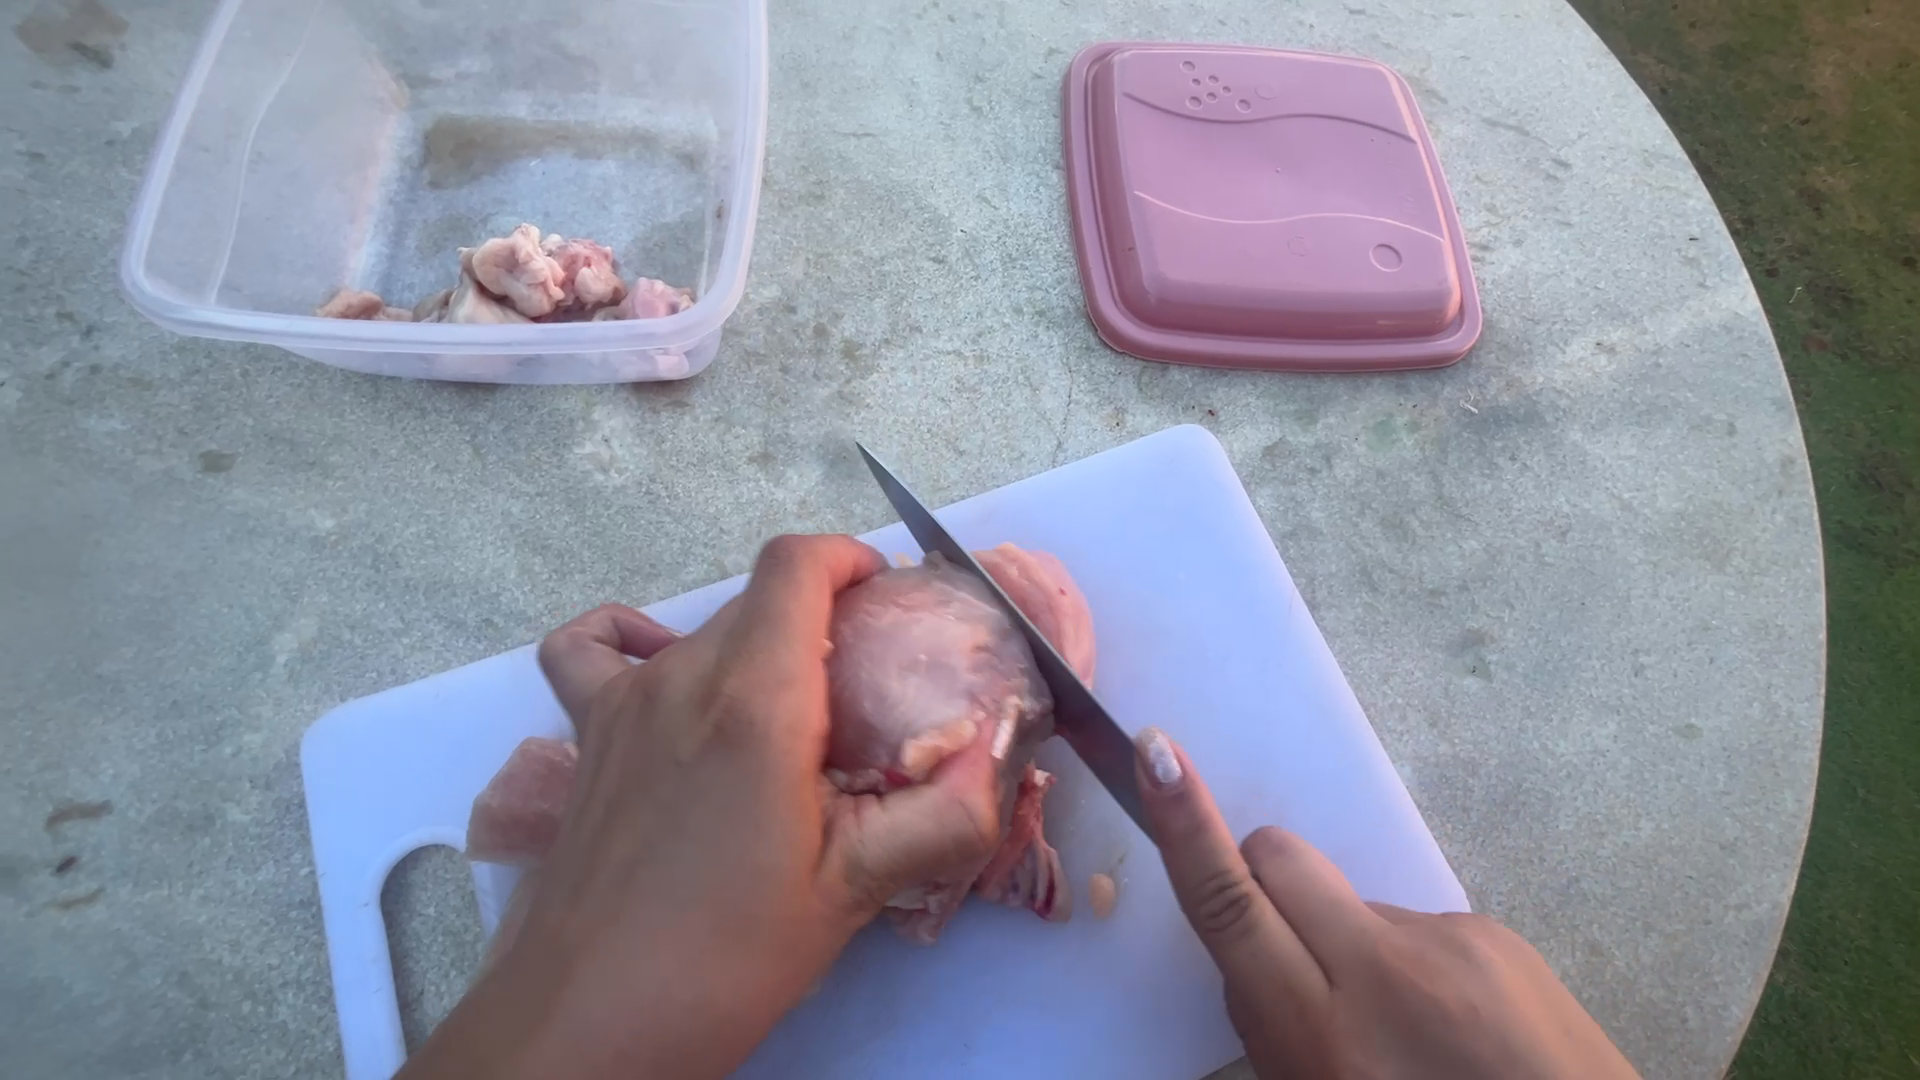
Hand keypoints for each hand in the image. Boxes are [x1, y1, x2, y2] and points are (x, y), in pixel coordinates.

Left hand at [401, 535, 1002, 1079]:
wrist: (583, 1026)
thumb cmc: (727, 953)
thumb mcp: (855, 890)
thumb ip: (943, 818)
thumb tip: (997, 757)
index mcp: (757, 699)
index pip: (796, 565)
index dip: (847, 556)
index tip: (882, 593)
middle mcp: (685, 674)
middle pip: (762, 596)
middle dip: (822, 611)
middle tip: (860, 676)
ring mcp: (624, 697)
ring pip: (706, 624)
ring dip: (759, 638)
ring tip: (790, 699)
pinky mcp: (585, 731)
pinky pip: (594, 649)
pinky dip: (635, 639)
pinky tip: (665, 671)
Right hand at [1132, 727, 1640, 1079]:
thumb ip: (1271, 1026)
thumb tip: (1253, 959)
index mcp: (1328, 1040)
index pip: (1230, 903)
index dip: (1185, 825)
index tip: (1157, 753)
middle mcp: (1388, 976)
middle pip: (1280, 857)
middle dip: (1262, 879)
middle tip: (1291, 956)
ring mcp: (1455, 947)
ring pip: (1349, 900)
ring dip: (1349, 944)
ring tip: (1410, 1037)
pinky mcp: (1502, 937)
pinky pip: (1414, 925)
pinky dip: (1412, 965)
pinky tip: (1463, 1039)